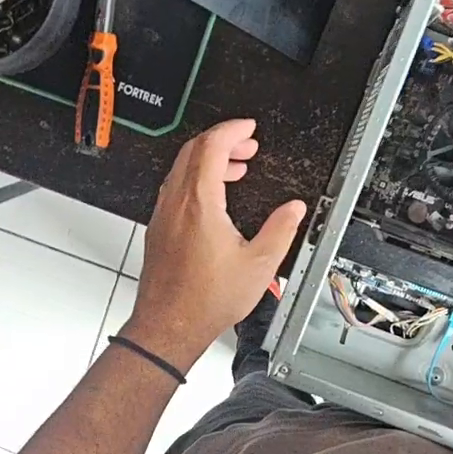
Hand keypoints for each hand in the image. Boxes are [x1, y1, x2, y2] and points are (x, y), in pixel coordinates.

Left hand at [121, 119, 306, 370]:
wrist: (169, 325)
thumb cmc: (205, 301)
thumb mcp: (259, 265)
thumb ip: (281, 230)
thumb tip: (294, 209)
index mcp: (200, 204)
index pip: (212, 146)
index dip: (233, 130)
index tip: (248, 128)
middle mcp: (176, 204)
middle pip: (193, 151)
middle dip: (223, 141)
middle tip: (247, 146)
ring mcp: (163, 216)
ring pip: (181, 169)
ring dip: (208, 161)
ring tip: (235, 170)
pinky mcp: (158, 230)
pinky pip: (174, 189)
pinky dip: (194, 180)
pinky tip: (212, 199)